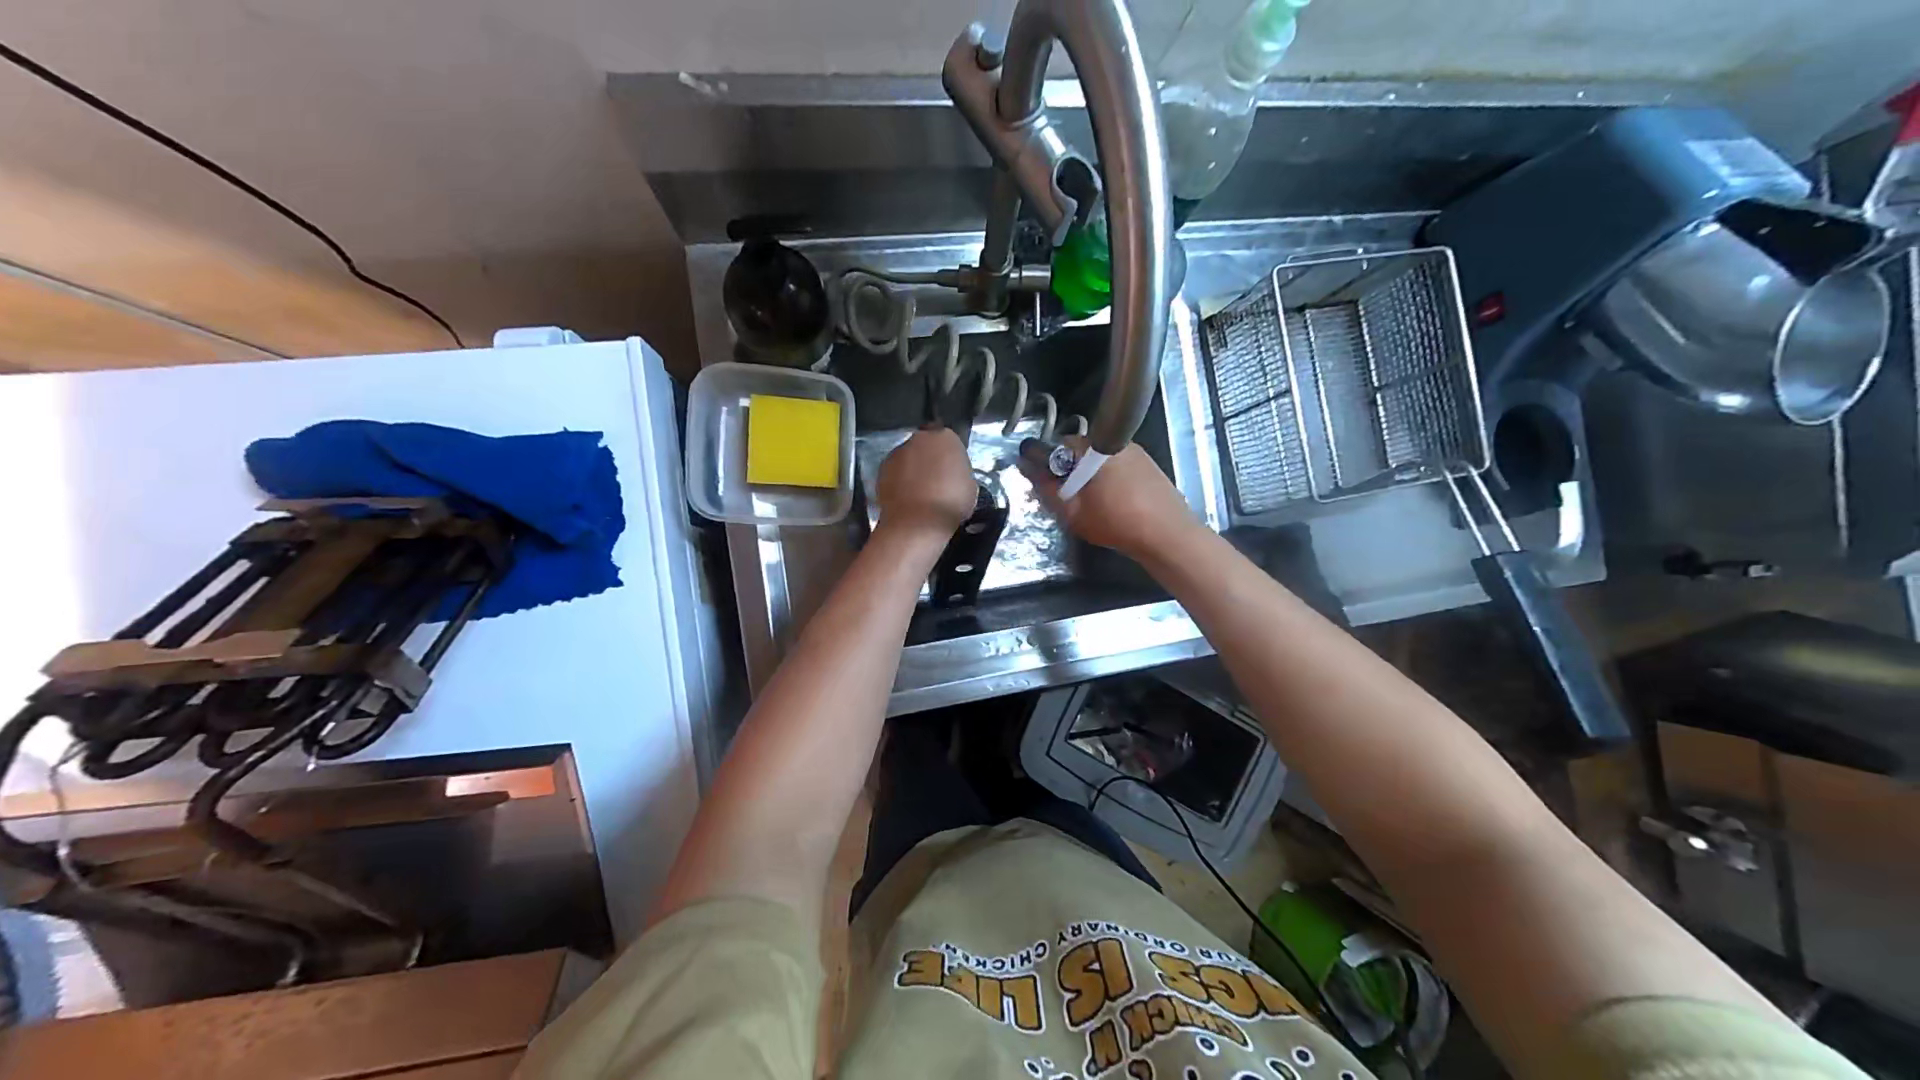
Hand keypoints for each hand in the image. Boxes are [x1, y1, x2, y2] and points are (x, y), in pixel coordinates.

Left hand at [875, 428, 976, 538]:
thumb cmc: (951, 503)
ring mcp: (897, 453)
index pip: (948, 438)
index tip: (951, 469)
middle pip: (925, 445)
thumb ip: (959, 471)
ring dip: (912, 469)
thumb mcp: (970, 485)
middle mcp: (919, 438)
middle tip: (935, 480)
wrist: (917, 522)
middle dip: (928, 458)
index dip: (948, 454)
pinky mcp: (881, 470)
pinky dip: (898, 481)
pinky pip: (894, 472)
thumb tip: (952, 474)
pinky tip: (906, 498)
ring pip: (907, 458)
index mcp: (945, 437)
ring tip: (919, 492)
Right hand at [1017, 437, 1197, 559]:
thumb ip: (1047, 488)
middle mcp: (1115, 443)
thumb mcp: (1073, 511)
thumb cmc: (1117, 522)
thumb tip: (1028, 468)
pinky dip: (1108, 479)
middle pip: (1079, 451)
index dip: (1043, 462)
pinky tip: (1111, 502)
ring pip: (1099, 459)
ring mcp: (1136, 453)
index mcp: (1095, 448)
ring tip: (1088, 502)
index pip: (1057, 445)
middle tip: (1064, 497)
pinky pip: (1117, 466)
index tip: (1040, 481)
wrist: (1168, 536)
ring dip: (1088, 475)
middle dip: (1067, 469)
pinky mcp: (1149, 466)